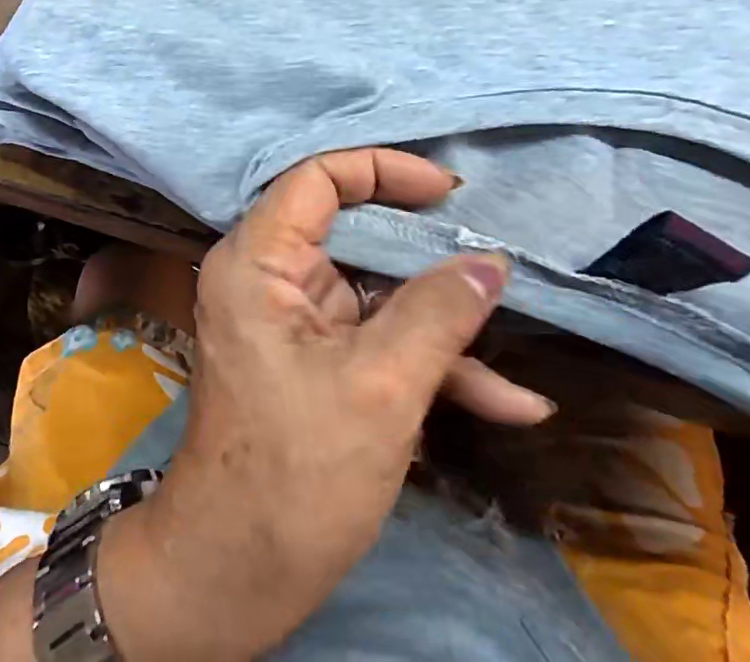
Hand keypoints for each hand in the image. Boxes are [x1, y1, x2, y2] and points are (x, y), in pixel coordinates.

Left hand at [99, 148, 552, 660]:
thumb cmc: (294, 477)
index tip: (446, 190)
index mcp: (260, 264)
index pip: (316, 178)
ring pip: (380, 292)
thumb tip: (491, 263)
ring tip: (515, 328)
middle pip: (357, 232)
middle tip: (489, 252)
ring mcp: (299, 324)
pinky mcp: (319, 364)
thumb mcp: (379, 387)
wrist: (235, 579)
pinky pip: (379, 341)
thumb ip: (438, 315)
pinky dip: (434, 365)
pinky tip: (511, 403)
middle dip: (428, 248)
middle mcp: (273, 280)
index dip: (382, 170)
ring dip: (445, 319)